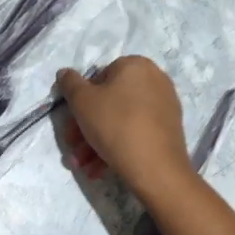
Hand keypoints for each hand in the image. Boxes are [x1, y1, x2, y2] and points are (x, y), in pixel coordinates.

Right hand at [56, 56, 189, 195]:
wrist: (157, 168)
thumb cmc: (115, 125)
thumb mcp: (82, 102)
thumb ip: (69, 83)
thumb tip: (65, 73)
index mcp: (135, 65)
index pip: (98, 78)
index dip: (80, 103)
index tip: (70, 126)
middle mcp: (154, 80)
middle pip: (109, 103)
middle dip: (86, 129)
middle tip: (74, 151)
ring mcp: (164, 105)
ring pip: (120, 121)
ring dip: (96, 143)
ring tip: (83, 166)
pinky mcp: (169, 129)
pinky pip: (136, 132)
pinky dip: (117, 147)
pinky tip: (100, 169)